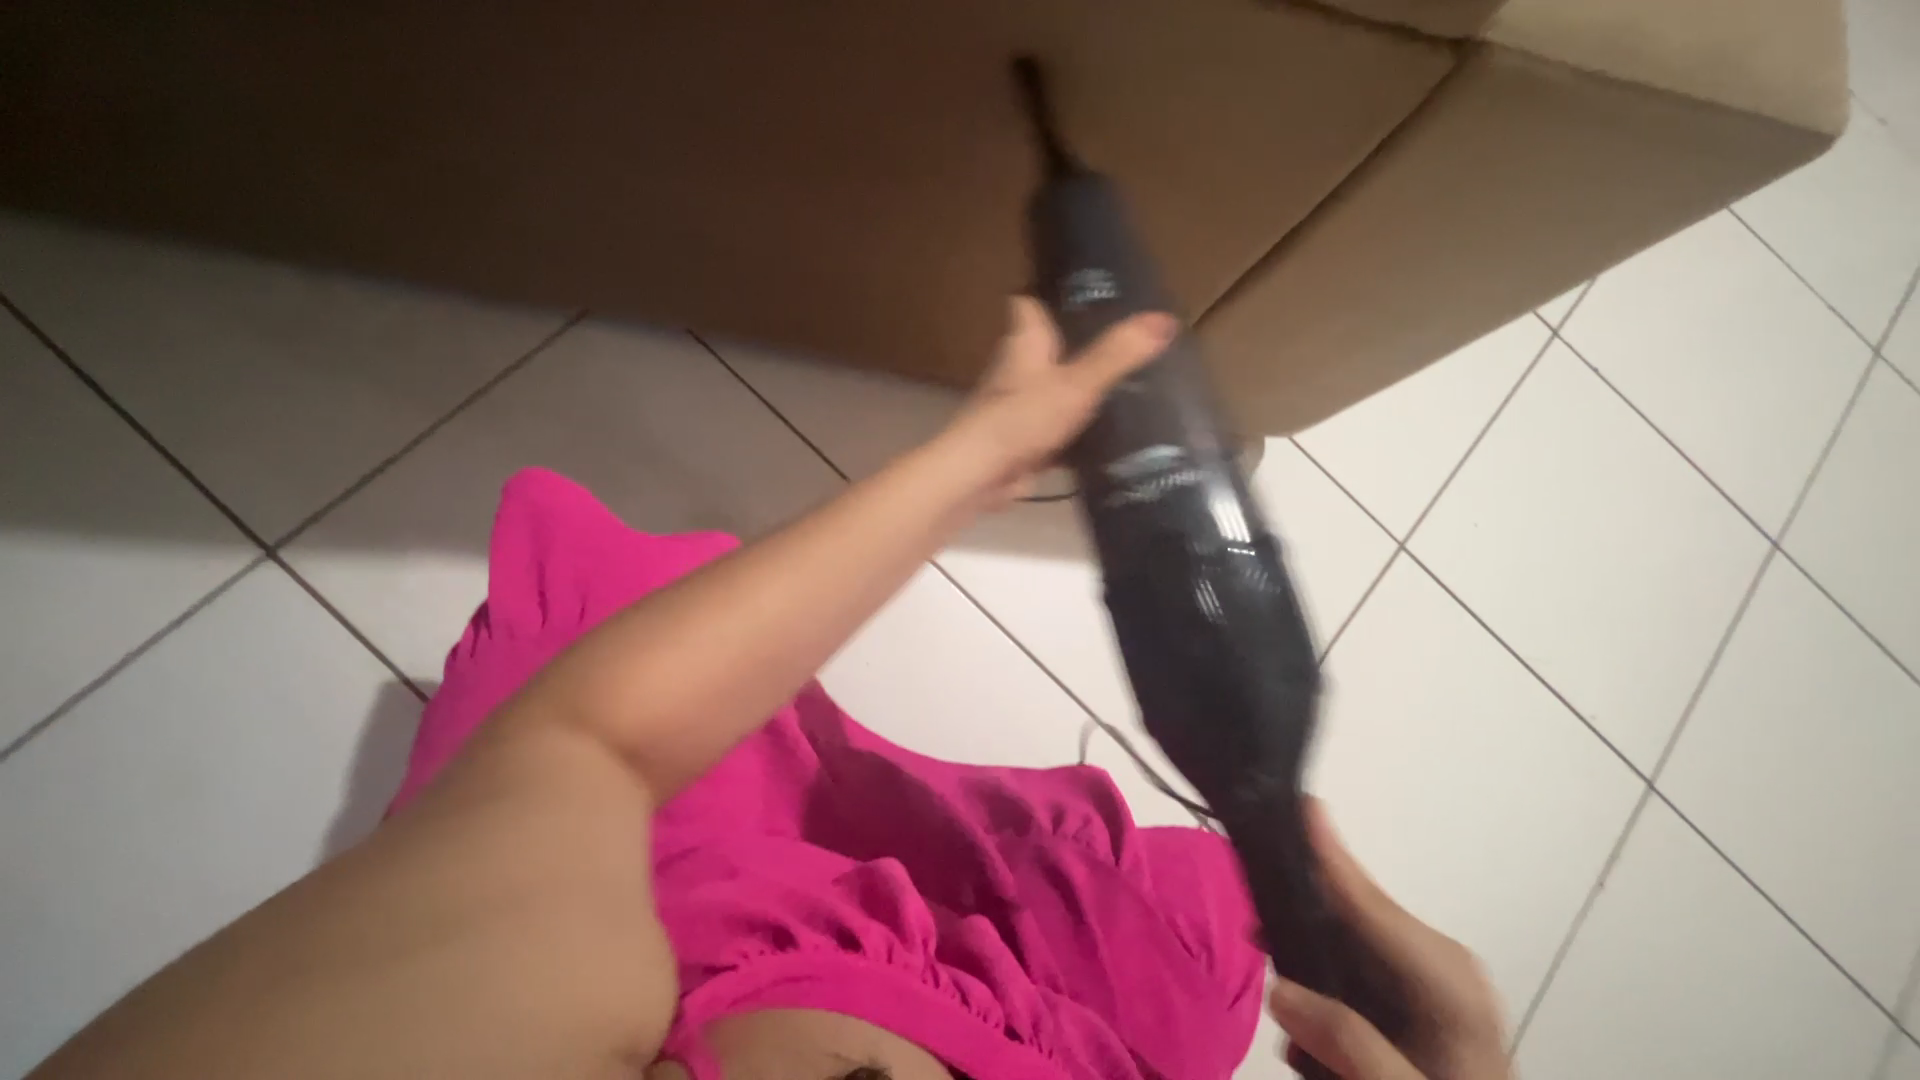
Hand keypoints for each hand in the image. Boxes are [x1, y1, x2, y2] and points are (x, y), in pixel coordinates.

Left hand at [943, 296, 1175, 503]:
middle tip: (1118, 342)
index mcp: (1024, 345)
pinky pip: (1057, 434)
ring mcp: (1018, 411)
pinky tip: (1106, 440)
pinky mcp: (1024, 446)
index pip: (1028, 306)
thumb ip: (1118, 354)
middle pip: (1044, 350)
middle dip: (1073, 346)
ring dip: (1077, 393)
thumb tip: (1165, 319)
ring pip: (1052, 393)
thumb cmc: (1022, 418)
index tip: (1077, 292)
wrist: (982, 476)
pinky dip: (1076, 435)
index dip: (1047, 296)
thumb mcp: (1078, 383)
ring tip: (1124, 387)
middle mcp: (1017, 373)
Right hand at [1266, 802, 1510, 1079]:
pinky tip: (1315, 1026)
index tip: (1299, 804)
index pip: (1367, 899)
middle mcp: (1440, 961)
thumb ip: (1349, 1043)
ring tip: (1289, 1012)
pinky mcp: (1420, 996)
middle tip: (1253, 934)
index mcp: (1445, 976)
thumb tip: (1280, 988)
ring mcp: (1431, 977)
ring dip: (1307, 960)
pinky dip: (1326, 982)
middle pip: (1348, 914)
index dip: (1326, 853)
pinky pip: (1356, 965)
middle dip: (1297, 920)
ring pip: (1346, 939)